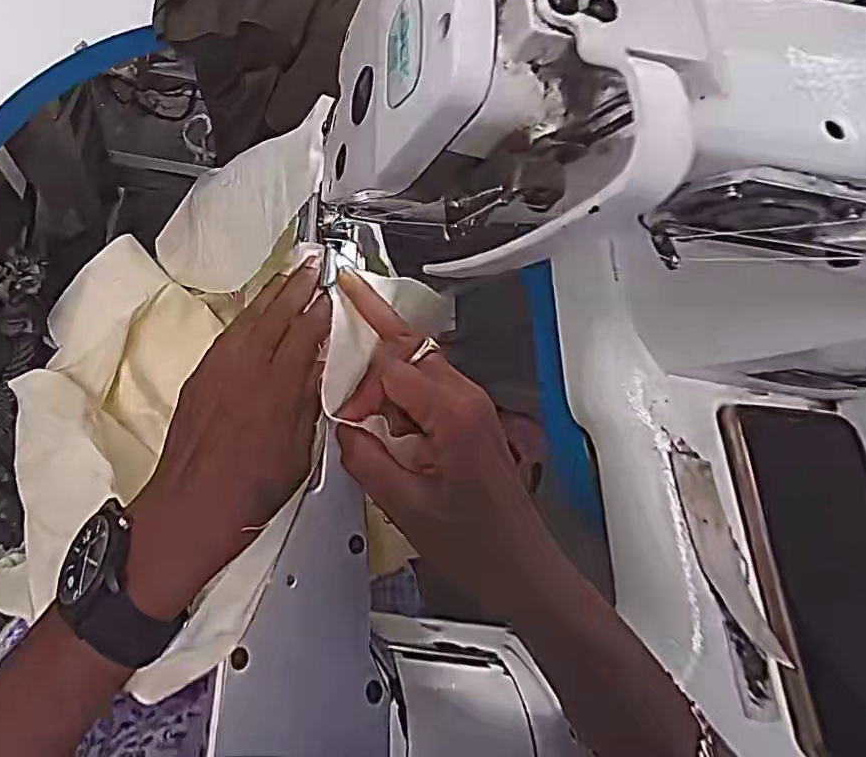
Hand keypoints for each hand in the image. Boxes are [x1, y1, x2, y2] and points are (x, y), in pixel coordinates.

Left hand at [126, 259, 329, 617]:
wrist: (190, 507)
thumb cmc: (248, 491)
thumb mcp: (298, 452)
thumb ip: (309, 403)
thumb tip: (319, 368)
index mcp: (278, 389)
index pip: (305, 334)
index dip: (321, 311)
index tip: (333, 295)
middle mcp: (247, 370)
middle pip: (278, 314)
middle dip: (299, 286)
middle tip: (314, 264)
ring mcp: (220, 368)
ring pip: (251, 316)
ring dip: (273, 292)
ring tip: (290, 274)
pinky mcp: (202, 374)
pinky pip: (230, 332)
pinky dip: (248, 313)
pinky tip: (257, 308)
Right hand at [333, 270, 566, 618]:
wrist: (523, 568)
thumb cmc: (475, 543)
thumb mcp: (405, 505)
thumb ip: (365, 457)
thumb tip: (342, 428)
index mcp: (452, 412)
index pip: (393, 370)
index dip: (361, 391)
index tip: (346, 421)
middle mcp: (466, 397)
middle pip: (411, 348)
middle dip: (375, 338)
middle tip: (350, 297)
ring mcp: (472, 405)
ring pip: (420, 364)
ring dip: (388, 375)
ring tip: (365, 401)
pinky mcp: (471, 418)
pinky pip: (430, 388)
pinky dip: (403, 394)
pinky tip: (391, 421)